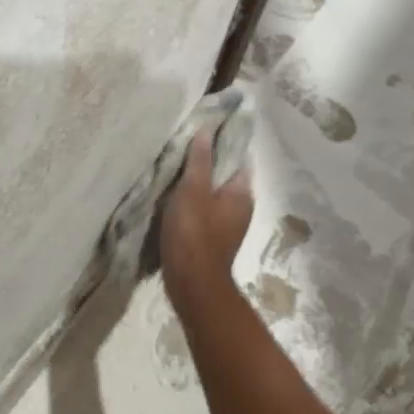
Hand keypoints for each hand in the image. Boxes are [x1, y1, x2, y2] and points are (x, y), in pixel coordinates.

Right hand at [159, 126, 253, 300]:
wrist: (191, 284)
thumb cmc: (194, 234)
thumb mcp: (193, 191)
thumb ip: (200, 160)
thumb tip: (207, 130)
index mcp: (242, 193)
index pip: (237, 157)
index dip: (221, 142)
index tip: (200, 129)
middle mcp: (240, 208)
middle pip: (223, 176)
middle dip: (205, 162)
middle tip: (179, 147)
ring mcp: (226, 226)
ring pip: (211, 194)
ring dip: (195, 183)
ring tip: (171, 169)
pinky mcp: (211, 239)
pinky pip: (202, 211)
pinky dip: (190, 202)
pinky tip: (171, 198)